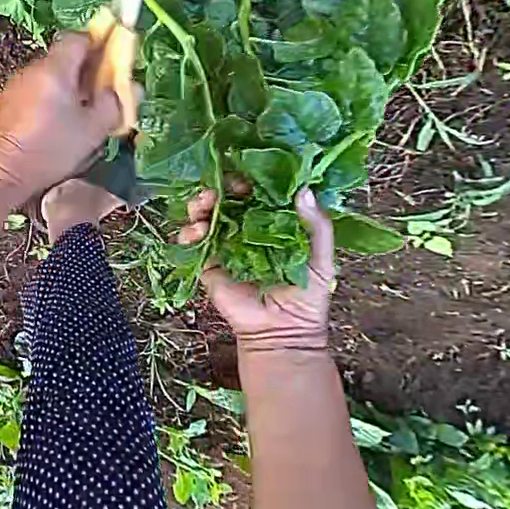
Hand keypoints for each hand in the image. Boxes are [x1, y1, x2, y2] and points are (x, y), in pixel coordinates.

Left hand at [0, 33, 124, 197]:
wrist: (3, 173)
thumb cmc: (52, 148)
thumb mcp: (93, 129)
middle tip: (104, 93)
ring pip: (51, 75)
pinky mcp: (8, 102)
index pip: (79, 38)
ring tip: (83, 112)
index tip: (113, 64)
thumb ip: (115, 103)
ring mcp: (17, 84)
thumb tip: (133, 87)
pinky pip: (38, 89)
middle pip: (65, 57)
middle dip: (87, 70)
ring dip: (70, 86)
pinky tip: (59, 122)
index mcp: (55, 69)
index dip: (99, 45)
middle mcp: (33, 69)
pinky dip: (52, 98)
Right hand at [177, 186, 336, 353]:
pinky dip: (188, 233)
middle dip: (218, 189)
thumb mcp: (321, 258)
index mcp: (269, 224)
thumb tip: (303, 188)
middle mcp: (244, 230)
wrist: (284, 332)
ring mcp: (224, 246)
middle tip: (220, 187)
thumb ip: (317, 225)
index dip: (247, 181)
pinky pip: (192, 243)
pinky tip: (196, 231)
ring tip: (203, 204)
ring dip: (199, 205)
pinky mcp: (208, 265)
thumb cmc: (306, 295)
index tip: (243, 175)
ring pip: (205, 216)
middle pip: (225, 200)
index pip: (254, 194)